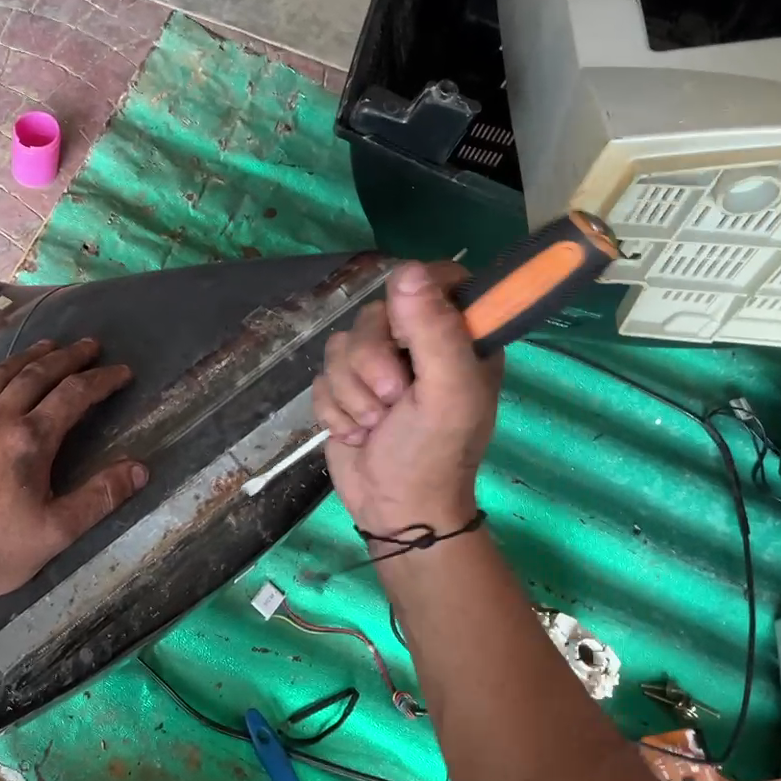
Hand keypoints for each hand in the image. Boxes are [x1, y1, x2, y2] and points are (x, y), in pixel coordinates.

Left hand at [0, 339, 148, 601]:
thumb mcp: (55, 533)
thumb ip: (99, 498)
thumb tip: (139, 469)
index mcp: (28, 440)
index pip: (74, 396)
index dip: (101, 380)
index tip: (122, 372)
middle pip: (35, 375)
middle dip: (66, 357)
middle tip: (89, 345)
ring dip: (25, 358)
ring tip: (45, 347)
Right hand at [313, 261, 503, 537]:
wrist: (394, 509)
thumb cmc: (434, 454)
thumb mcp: (447, 392)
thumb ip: (434, 331)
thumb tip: (406, 271)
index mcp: (459, 337)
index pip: (435, 281)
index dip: (410, 298)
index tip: (403, 331)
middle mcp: (417, 346)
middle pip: (373, 315)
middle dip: (371, 363)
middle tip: (392, 399)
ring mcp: (377, 368)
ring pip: (341, 347)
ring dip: (351, 393)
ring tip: (373, 425)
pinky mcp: (344, 390)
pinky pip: (321, 377)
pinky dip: (333, 409)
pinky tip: (355, 432)